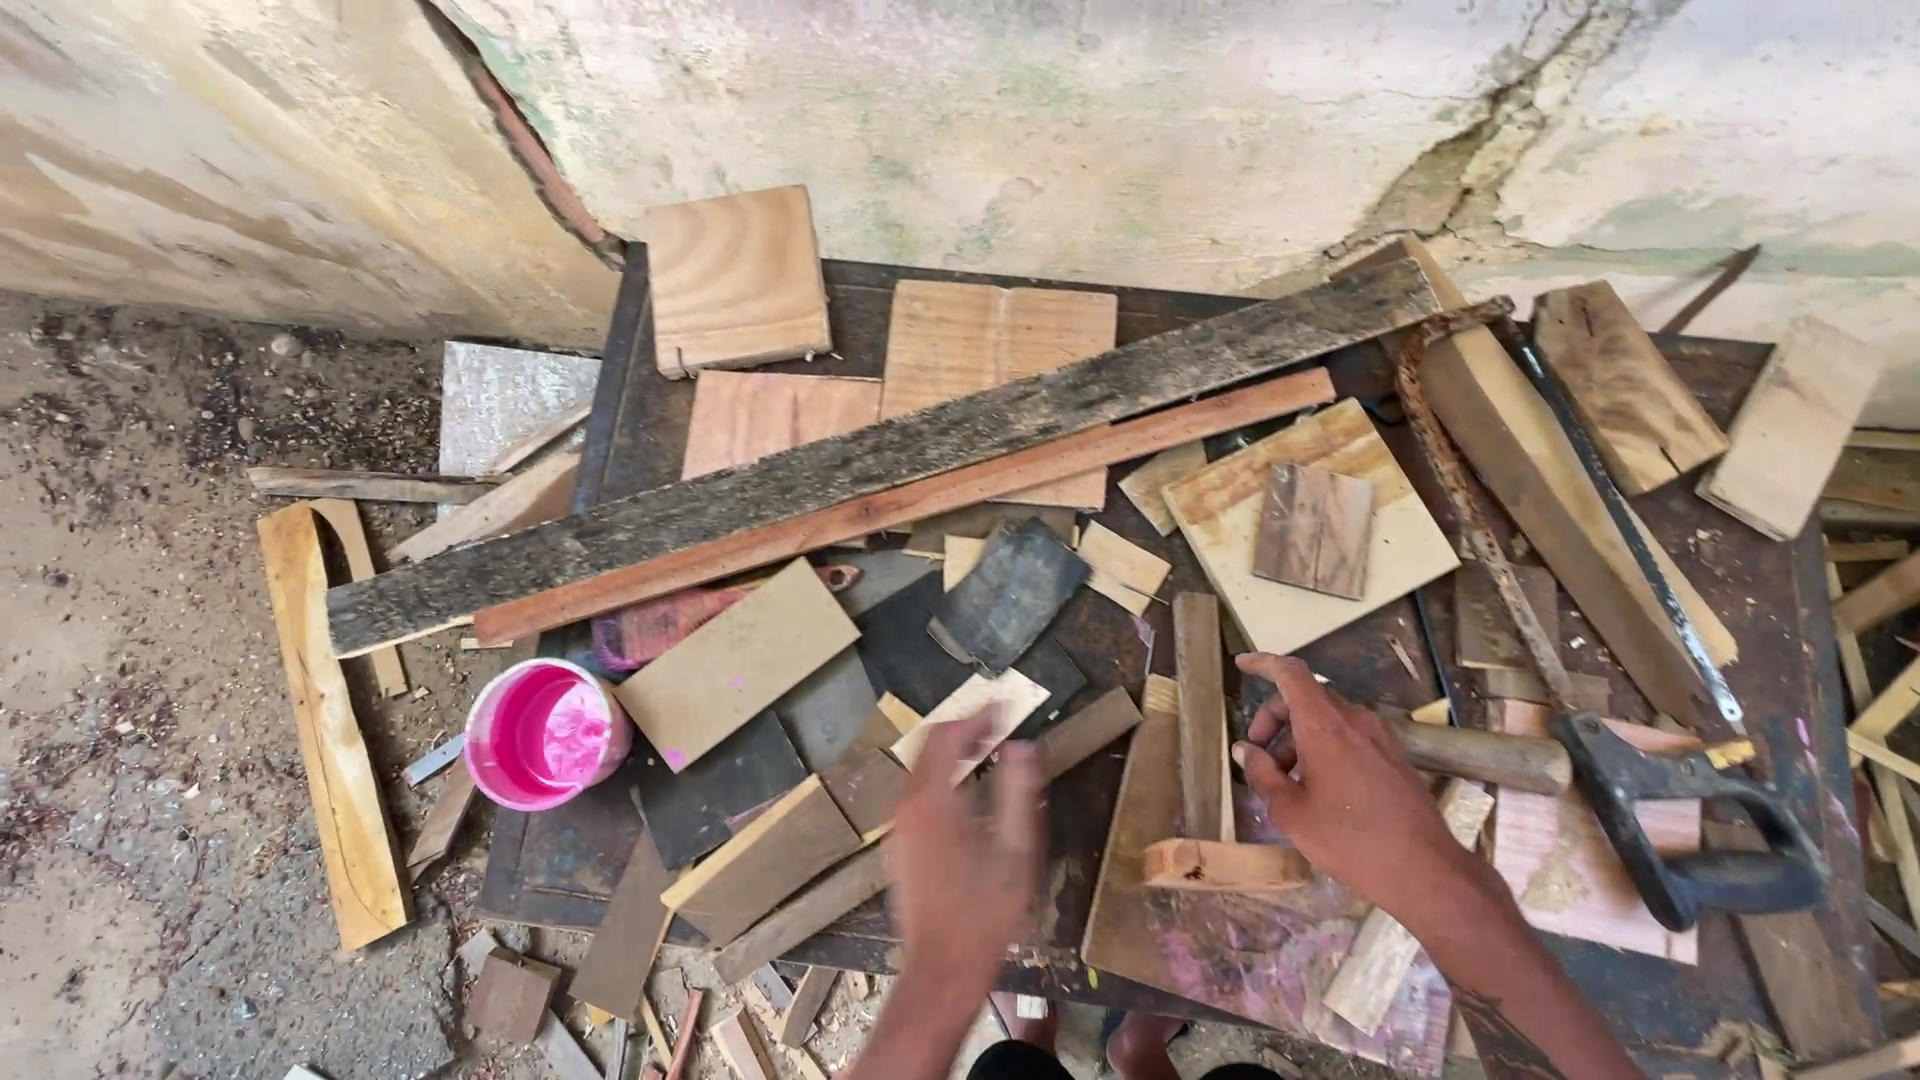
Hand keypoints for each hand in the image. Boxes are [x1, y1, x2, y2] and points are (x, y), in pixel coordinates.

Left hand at [885, 708, 1042, 1000]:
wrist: (942, 968)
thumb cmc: (985, 913)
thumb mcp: (1016, 852)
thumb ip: (1019, 792)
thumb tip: (1022, 746)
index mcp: (935, 801)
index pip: (947, 735)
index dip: (977, 716)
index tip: (1005, 707)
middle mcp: (908, 806)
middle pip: (928, 746)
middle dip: (963, 729)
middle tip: (997, 726)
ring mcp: (899, 826)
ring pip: (920, 768)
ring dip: (951, 752)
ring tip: (986, 751)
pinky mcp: (899, 844)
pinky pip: (917, 791)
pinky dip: (940, 776)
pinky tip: (967, 790)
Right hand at [1232, 653, 1491, 923]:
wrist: (1424, 871)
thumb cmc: (1348, 839)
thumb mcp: (1290, 810)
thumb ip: (1261, 773)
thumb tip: (1244, 750)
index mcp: (1324, 725)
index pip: (1290, 673)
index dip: (1263, 663)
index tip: (1242, 665)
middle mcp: (1354, 720)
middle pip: (1305, 697)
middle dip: (1274, 717)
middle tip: (1257, 753)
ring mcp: (1379, 738)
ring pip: (1327, 718)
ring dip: (1298, 736)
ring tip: (1285, 778)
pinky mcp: (1394, 757)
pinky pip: (1349, 736)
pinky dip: (1324, 746)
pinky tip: (1316, 786)